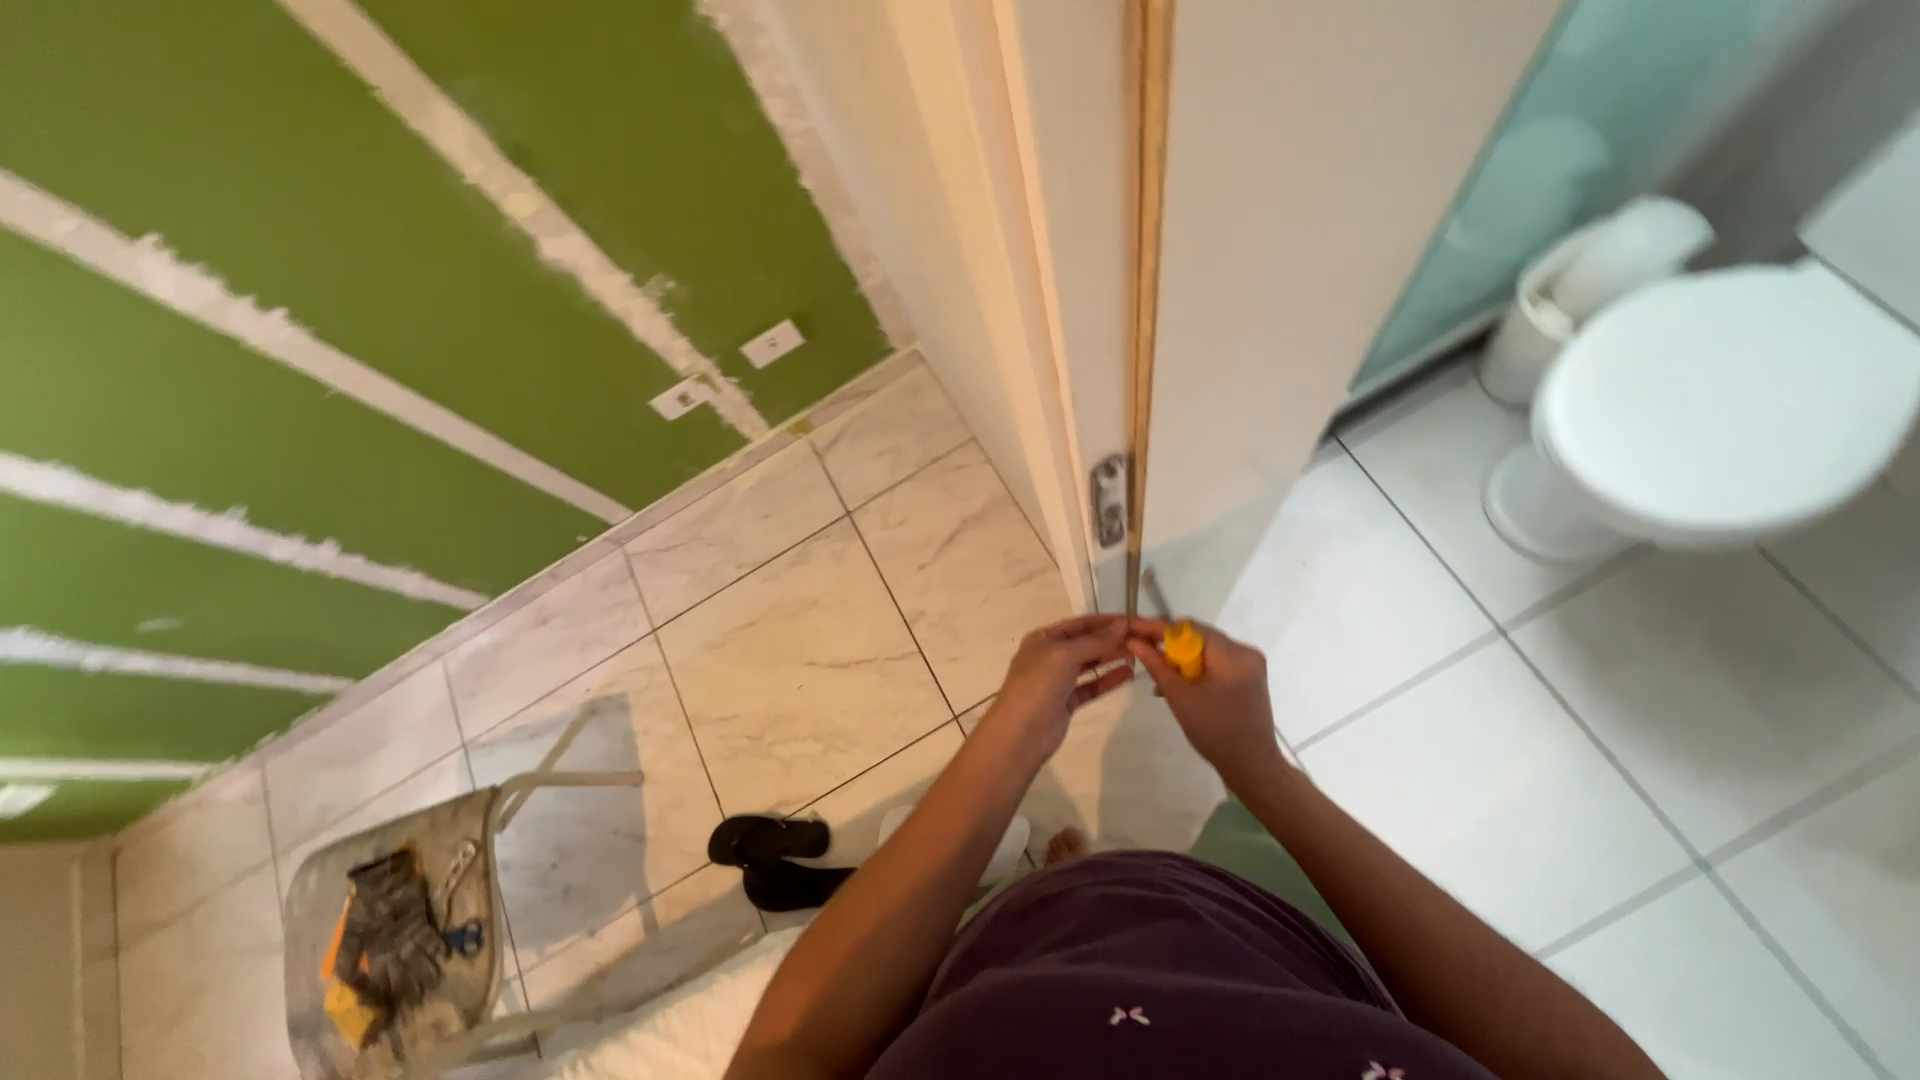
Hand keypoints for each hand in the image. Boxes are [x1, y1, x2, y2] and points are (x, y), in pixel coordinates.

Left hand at [974, 615, 1134, 769]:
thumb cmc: (1038, 684)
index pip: (1080, 624)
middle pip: (1086, 642)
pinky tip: (1128, 674)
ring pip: (1090, 664)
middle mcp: (1050, 656)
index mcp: (1044, 638)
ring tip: (1140, 652)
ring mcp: (1058, 680)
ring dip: (1112, 656)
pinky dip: (1108, 679)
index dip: (1107, 621)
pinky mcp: (1067, 702)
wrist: (1021, 733)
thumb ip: (1095, 640)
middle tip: (1144, 638)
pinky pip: (1091, 686)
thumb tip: (1121, 625)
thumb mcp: (1065, 655)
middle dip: (1113, 639)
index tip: (1135, 620)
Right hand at [1127, 618, 1293, 791]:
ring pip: (1206, 650)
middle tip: (1143, 653)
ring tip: (1160, 678)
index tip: (1133, 629)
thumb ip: (1156, 665)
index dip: (1158, 627)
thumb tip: (1134, 642)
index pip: (1189, 628)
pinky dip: (1196, 669)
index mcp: (1232, 654)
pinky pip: (1216, 662)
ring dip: (1181, 659)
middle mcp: (1245, 652)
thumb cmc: (1214, 732)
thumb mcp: (1179, 697)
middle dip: (1169, 645)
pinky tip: (1180, 685)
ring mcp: (1250, 664)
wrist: (1252, 765)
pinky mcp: (1249, 677)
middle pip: (1198, 636)